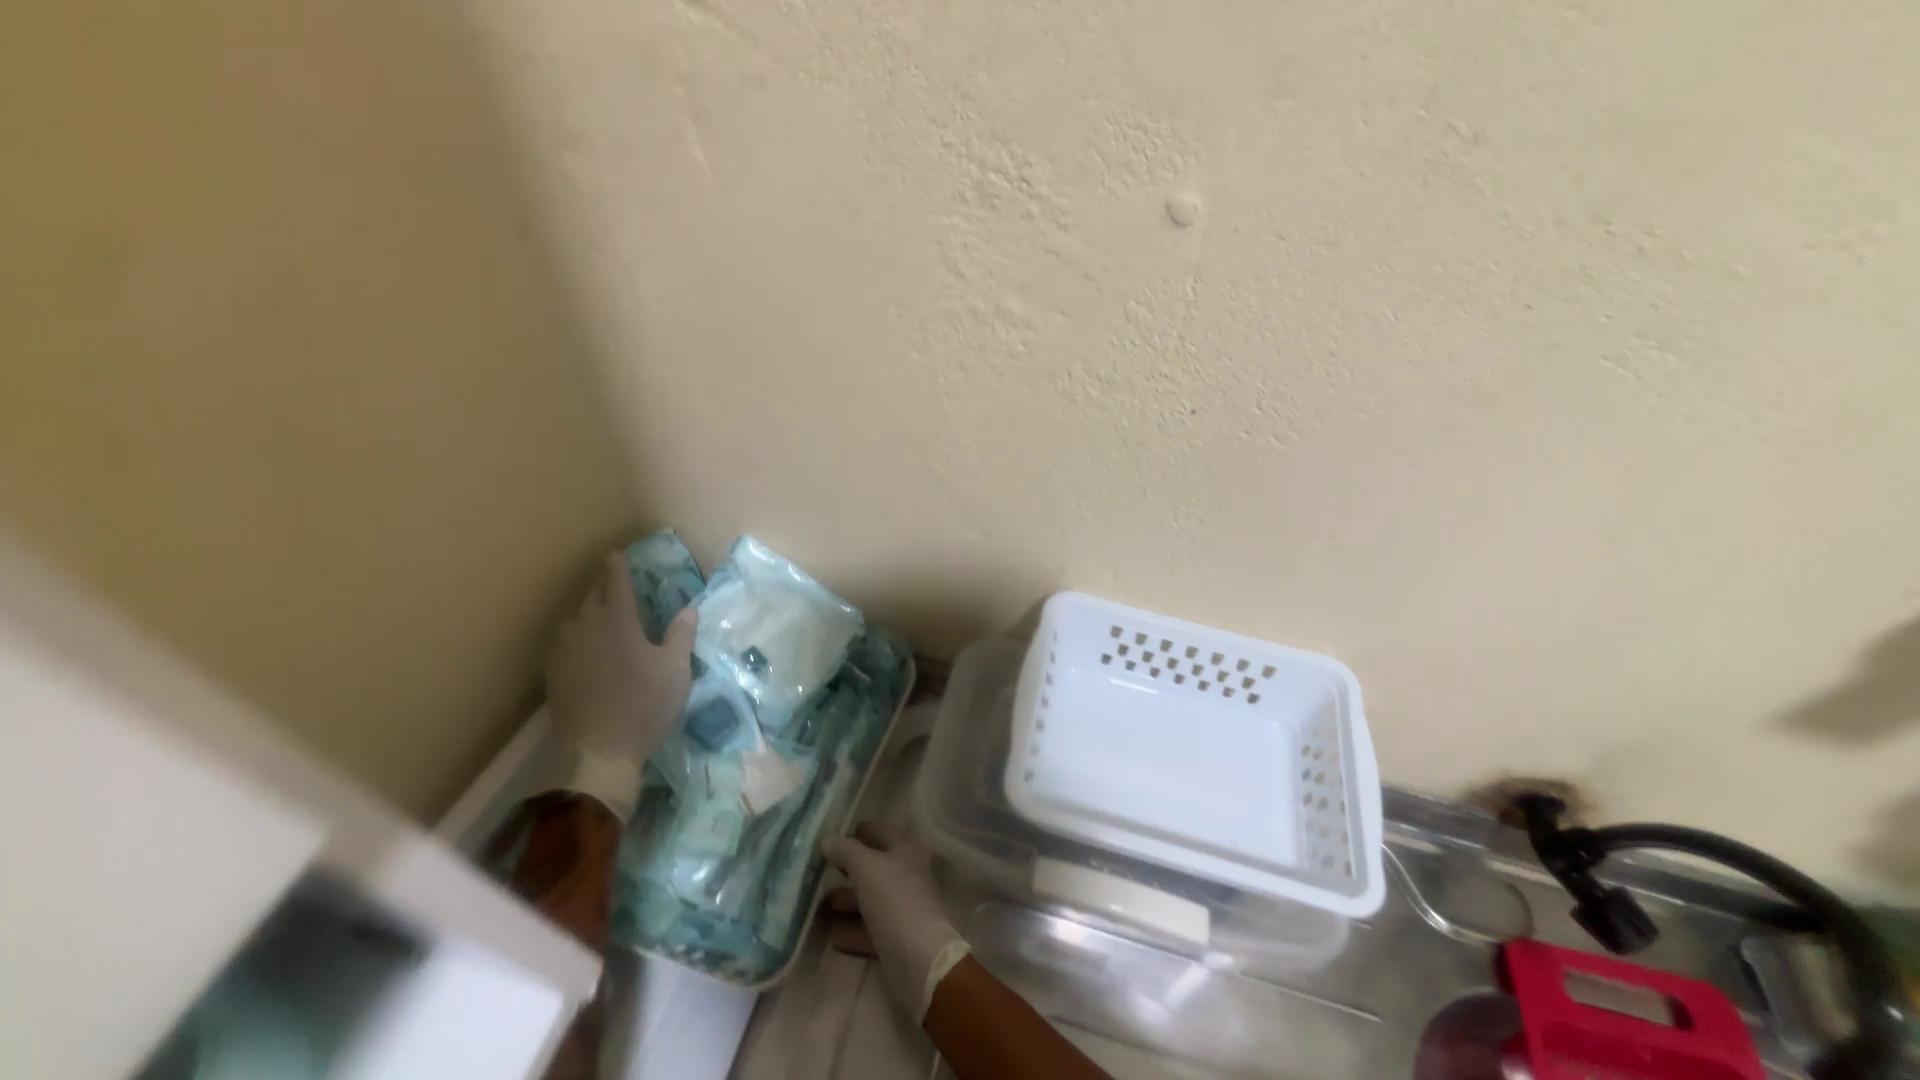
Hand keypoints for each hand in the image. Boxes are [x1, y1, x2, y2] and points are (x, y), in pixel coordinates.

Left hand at [546, 552, 697, 768]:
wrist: (597, 750)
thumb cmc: (644, 704)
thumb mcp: (675, 670)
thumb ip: (681, 635)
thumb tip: (689, 608)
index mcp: (618, 619)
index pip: (616, 582)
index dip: (618, 567)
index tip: (616, 555)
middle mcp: (586, 625)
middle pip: (592, 595)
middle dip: (603, 585)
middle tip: (612, 581)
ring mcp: (565, 648)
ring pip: (575, 618)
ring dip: (588, 611)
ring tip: (599, 616)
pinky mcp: (553, 672)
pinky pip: (565, 642)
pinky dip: (576, 636)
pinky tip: (584, 648)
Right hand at [823, 822, 967, 1020]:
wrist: (918, 957)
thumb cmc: (894, 900)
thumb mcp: (866, 867)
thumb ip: (846, 851)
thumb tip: (828, 840)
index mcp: (905, 852)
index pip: (882, 831)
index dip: (862, 831)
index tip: (838, 834)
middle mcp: (906, 876)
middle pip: (874, 867)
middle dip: (848, 869)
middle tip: (821, 869)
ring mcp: (902, 908)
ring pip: (869, 899)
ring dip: (845, 901)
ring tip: (819, 904)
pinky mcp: (895, 938)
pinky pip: (868, 929)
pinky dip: (850, 930)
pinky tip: (831, 934)